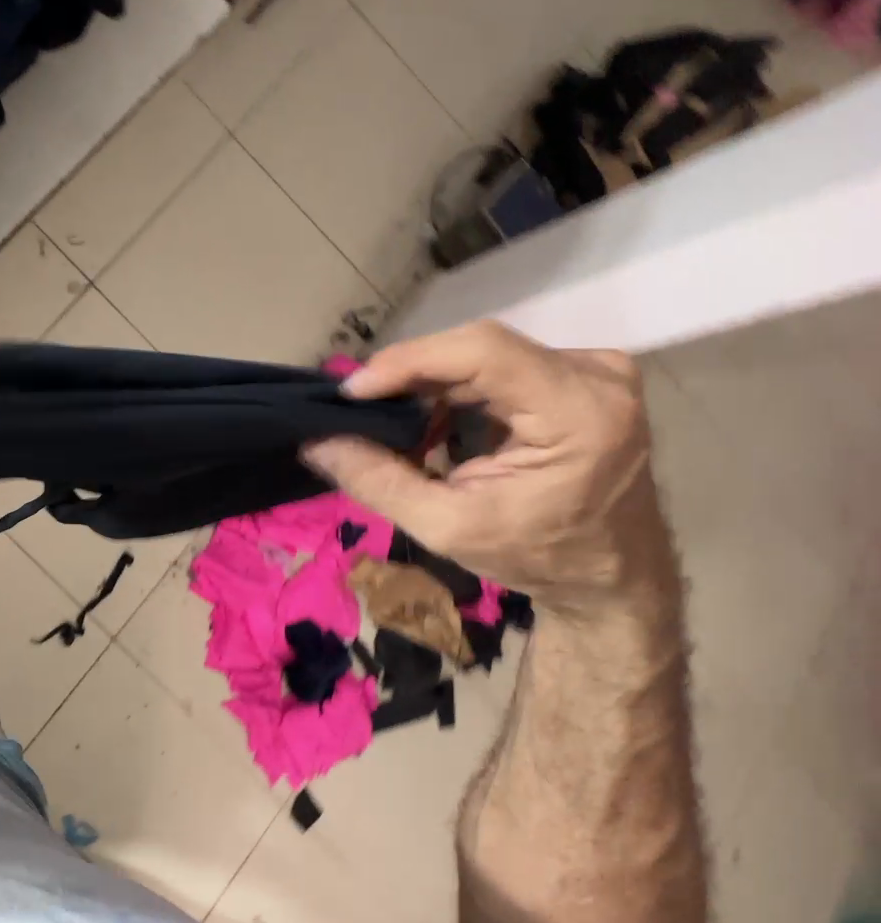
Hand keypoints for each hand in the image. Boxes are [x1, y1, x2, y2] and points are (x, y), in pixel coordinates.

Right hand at [300, 322, 672, 617]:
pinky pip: (498, 365)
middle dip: (409, 374)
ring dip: (426, 384)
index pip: (483, 352)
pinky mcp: (580, 376)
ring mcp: (593, 371)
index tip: (352, 392)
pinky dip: (451, 389)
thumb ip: (377, 481)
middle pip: (478, 348)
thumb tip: (314, 442)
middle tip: (356, 408)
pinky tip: (428, 423)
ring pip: (482, 354)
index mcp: (579, 413)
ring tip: (388, 423)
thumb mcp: (445, 527)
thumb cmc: (535, 556)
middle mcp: (596, 375)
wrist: (609, 574)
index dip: (409, 361)